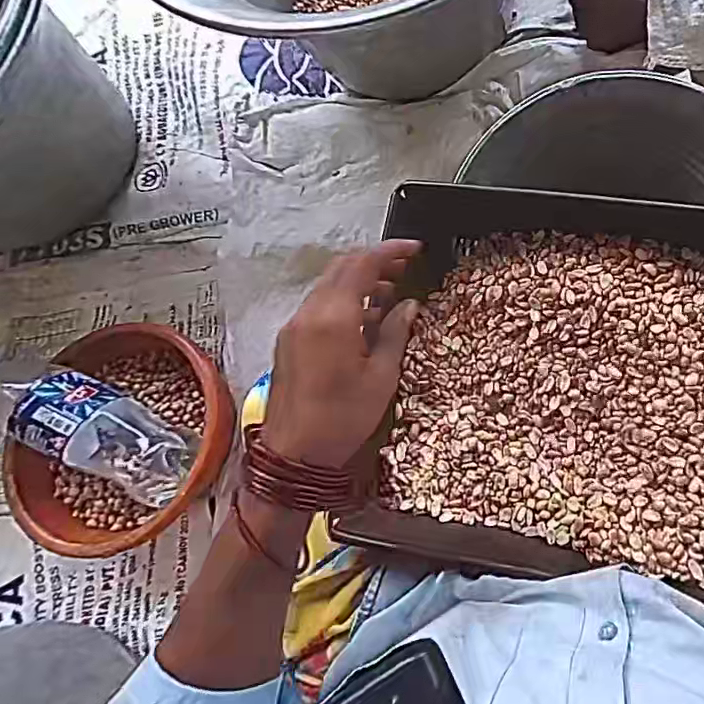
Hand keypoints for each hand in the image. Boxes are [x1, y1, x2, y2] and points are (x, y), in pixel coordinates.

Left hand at [260, 240, 421, 468]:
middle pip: (341, 269)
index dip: (390, 252)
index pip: (362, 265)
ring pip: (328, 286)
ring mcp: (294, 326)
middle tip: (404, 269)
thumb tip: (409, 305)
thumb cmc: (342, 419)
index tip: (415, 249)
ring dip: (358, 282)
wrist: (294, 454)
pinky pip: (318, 306)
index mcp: (334, 318)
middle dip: (374, 263)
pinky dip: (342, 301)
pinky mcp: (289, 340)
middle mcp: (309, 313)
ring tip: (389, 296)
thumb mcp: (381, 378)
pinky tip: (363, 319)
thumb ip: (395, 333)